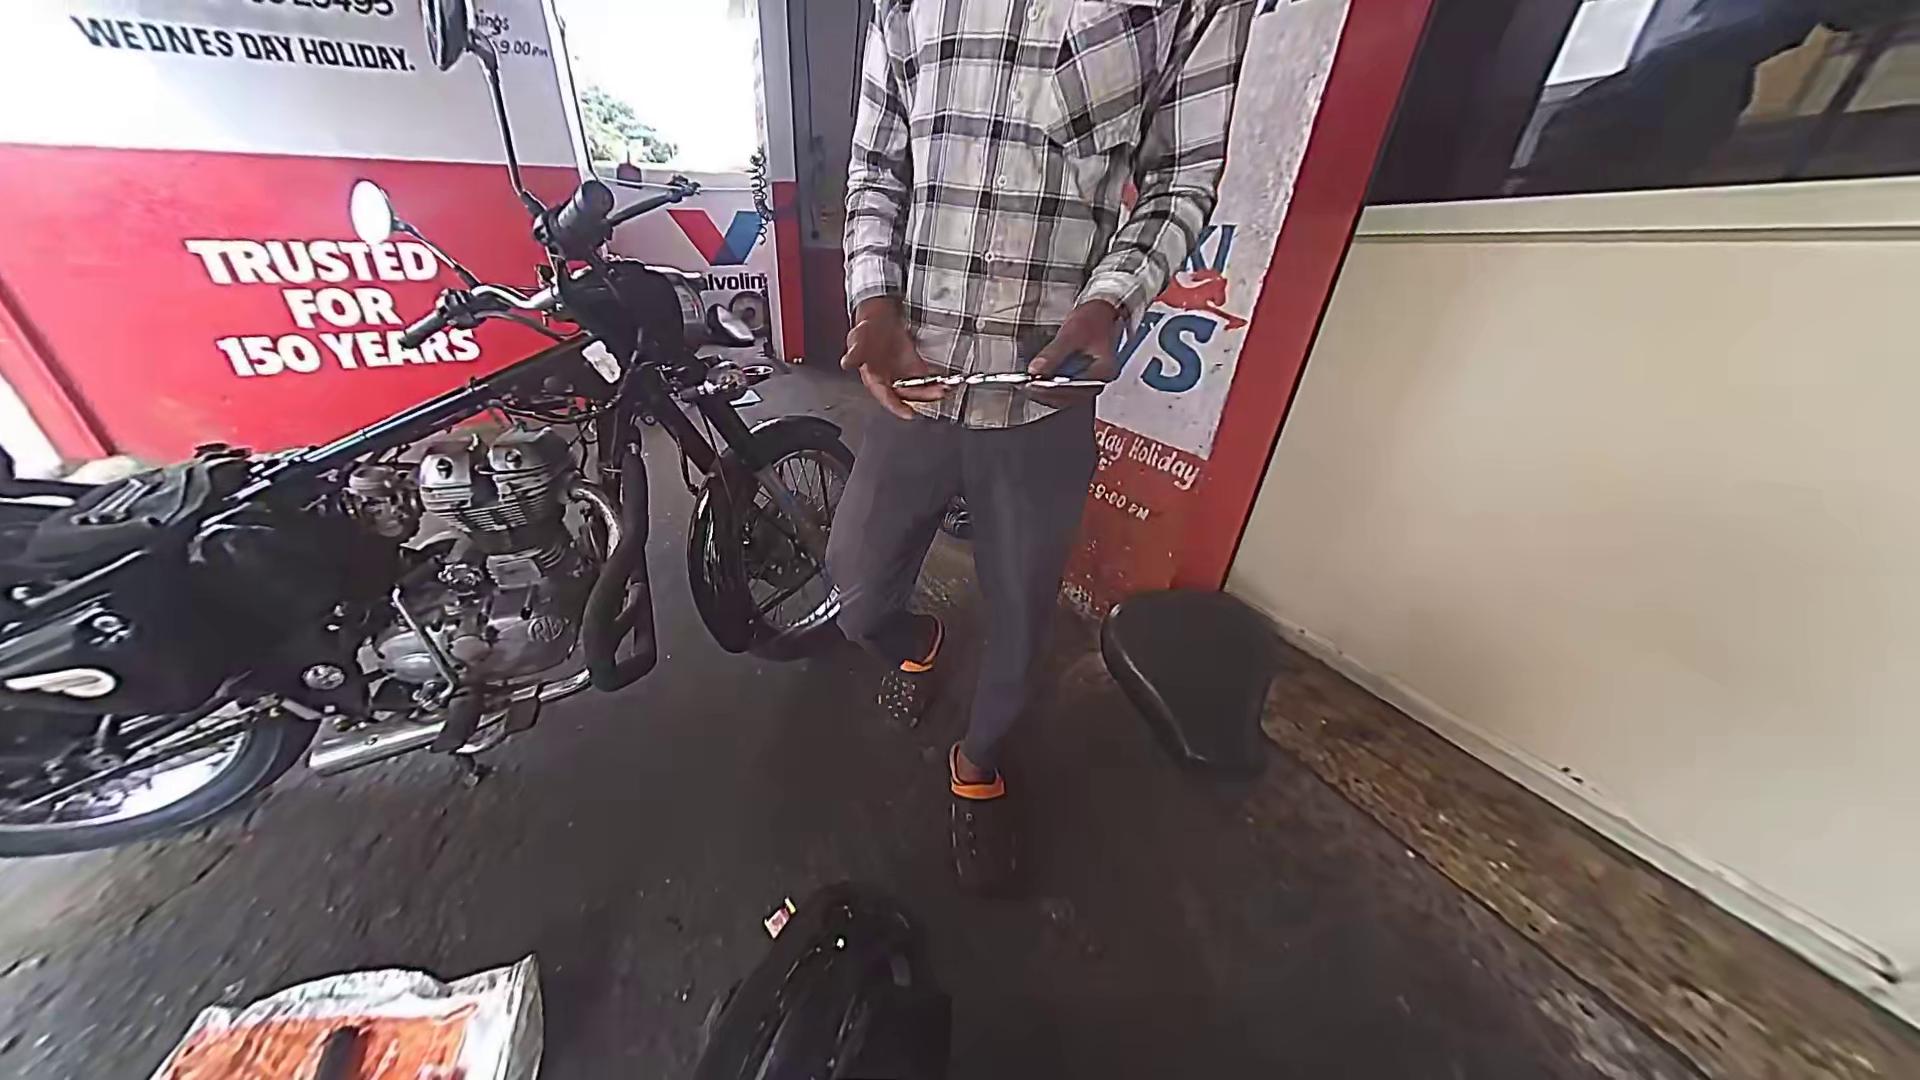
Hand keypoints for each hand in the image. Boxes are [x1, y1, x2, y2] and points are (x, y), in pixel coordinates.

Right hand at [841, 299, 947, 419]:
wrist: (879, 316)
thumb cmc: (867, 331)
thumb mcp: (858, 340)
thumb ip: (855, 353)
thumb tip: (846, 363)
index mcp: (874, 380)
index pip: (886, 398)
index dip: (897, 407)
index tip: (909, 414)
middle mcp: (889, 381)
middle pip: (907, 396)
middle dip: (922, 398)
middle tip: (937, 395)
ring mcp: (902, 375)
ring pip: (918, 389)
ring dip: (930, 391)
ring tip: (944, 389)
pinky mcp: (913, 367)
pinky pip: (925, 379)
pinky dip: (934, 381)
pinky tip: (944, 381)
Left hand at [1027, 300, 1120, 407]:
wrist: (1104, 312)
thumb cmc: (1094, 319)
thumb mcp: (1072, 333)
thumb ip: (1054, 353)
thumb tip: (1036, 370)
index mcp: (1103, 371)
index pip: (1074, 389)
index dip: (1051, 390)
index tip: (1032, 385)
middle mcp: (1099, 382)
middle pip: (1070, 398)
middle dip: (1046, 394)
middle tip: (1026, 387)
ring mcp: (1091, 383)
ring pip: (1066, 397)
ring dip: (1046, 393)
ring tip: (1028, 386)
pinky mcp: (1083, 380)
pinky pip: (1066, 391)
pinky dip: (1051, 389)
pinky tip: (1038, 383)